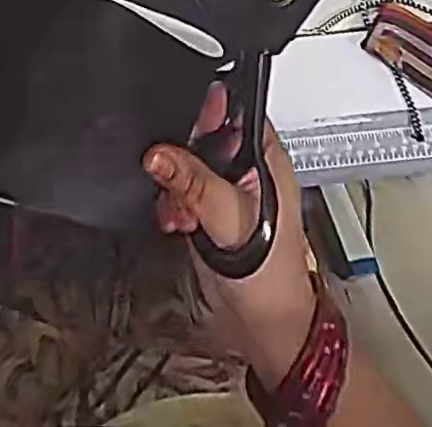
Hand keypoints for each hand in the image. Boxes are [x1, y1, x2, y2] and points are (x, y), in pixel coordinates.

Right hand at [145, 85, 316, 386]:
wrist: (266, 326)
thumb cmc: (271, 277)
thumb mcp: (228, 219)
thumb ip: (193, 183)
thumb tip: (159, 154)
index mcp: (264, 154)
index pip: (232, 106)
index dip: (205, 109)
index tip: (182, 127)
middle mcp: (247, 163)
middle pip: (201, 132)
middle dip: (179, 156)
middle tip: (178, 181)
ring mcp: (228, 184)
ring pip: (185, 159)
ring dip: (174, 184)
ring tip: (181, 211)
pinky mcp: (211, 203)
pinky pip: (180, 185)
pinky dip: (172, 201)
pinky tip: (178, 221)